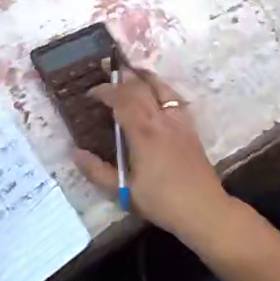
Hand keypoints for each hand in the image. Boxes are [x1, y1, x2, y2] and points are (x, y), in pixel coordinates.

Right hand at [74, 70, 230, 238]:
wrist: (203, 209)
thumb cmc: (161, 201)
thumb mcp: (124, 191)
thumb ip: (98, 171)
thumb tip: (76, 153)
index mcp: (144, 132)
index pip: (122, 100)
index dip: (105, 91)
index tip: (92, 93)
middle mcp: (162, 119)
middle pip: (141, 88)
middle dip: (123, 77)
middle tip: (107, 72)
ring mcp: (179, 120)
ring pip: (161, 87)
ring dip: (144, 76)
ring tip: (131, 71)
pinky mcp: (190, 126)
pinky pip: (174, 97)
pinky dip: (161, 87)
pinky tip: (157, 91)